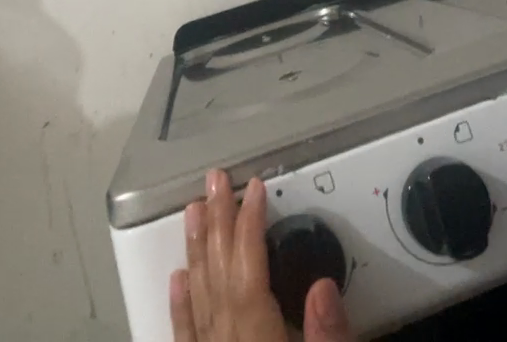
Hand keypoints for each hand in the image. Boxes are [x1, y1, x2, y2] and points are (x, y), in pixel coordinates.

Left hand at [171, 169, 352, 341]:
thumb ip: (328, 334)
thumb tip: (324, 287)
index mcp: (258, 336)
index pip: (249, 268)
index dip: (250, 223)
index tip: (254, 186)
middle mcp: (227, 339)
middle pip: (220, 272)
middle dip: (218, 221)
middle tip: (215, 179)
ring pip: (200, 294)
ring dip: (197, 249)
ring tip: (193, 209)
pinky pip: (186, 332)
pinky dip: (181, 302)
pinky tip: (178, 276)